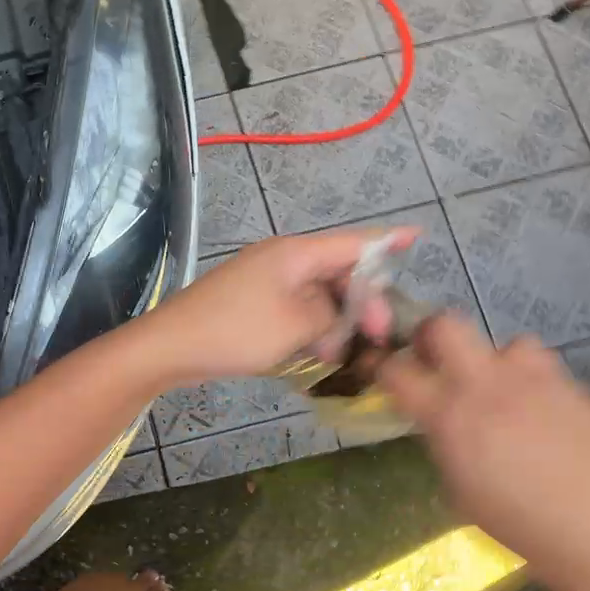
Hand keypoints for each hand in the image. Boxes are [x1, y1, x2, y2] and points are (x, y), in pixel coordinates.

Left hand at [140, 228, 412, 385]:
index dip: (387, 242)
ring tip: (341, 353)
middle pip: (336, 270)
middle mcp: (281, 259)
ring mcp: (262, 280)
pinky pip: (294, 308)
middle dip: (360, 300)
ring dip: (334, 320)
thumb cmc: (236, 331)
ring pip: (316, 294)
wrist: (172, 346)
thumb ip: (331, 314)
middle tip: (375, 336)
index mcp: (294, 253)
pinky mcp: (250, 303)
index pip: (352, 242)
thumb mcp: (297, 325)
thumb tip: (338, 314)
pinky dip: (310, 327)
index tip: (418, 237)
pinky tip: (316, 354)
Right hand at [375, 315, 589, 590]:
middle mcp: (488, 385)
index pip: (397, 371)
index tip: (377, 369)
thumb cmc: (523, 526)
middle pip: (445, 325)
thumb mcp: (460, 487)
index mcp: (451, 416)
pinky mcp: (571, 385)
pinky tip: (535, 412)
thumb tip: (439, 421)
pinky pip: (538, 365)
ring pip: (502, 342)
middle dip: (429, 336)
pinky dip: (527, 380)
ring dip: (491, 360)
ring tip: (497, 391)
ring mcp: (533, 380)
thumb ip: (444, 441)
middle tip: (432, 361)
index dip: (380, 366)